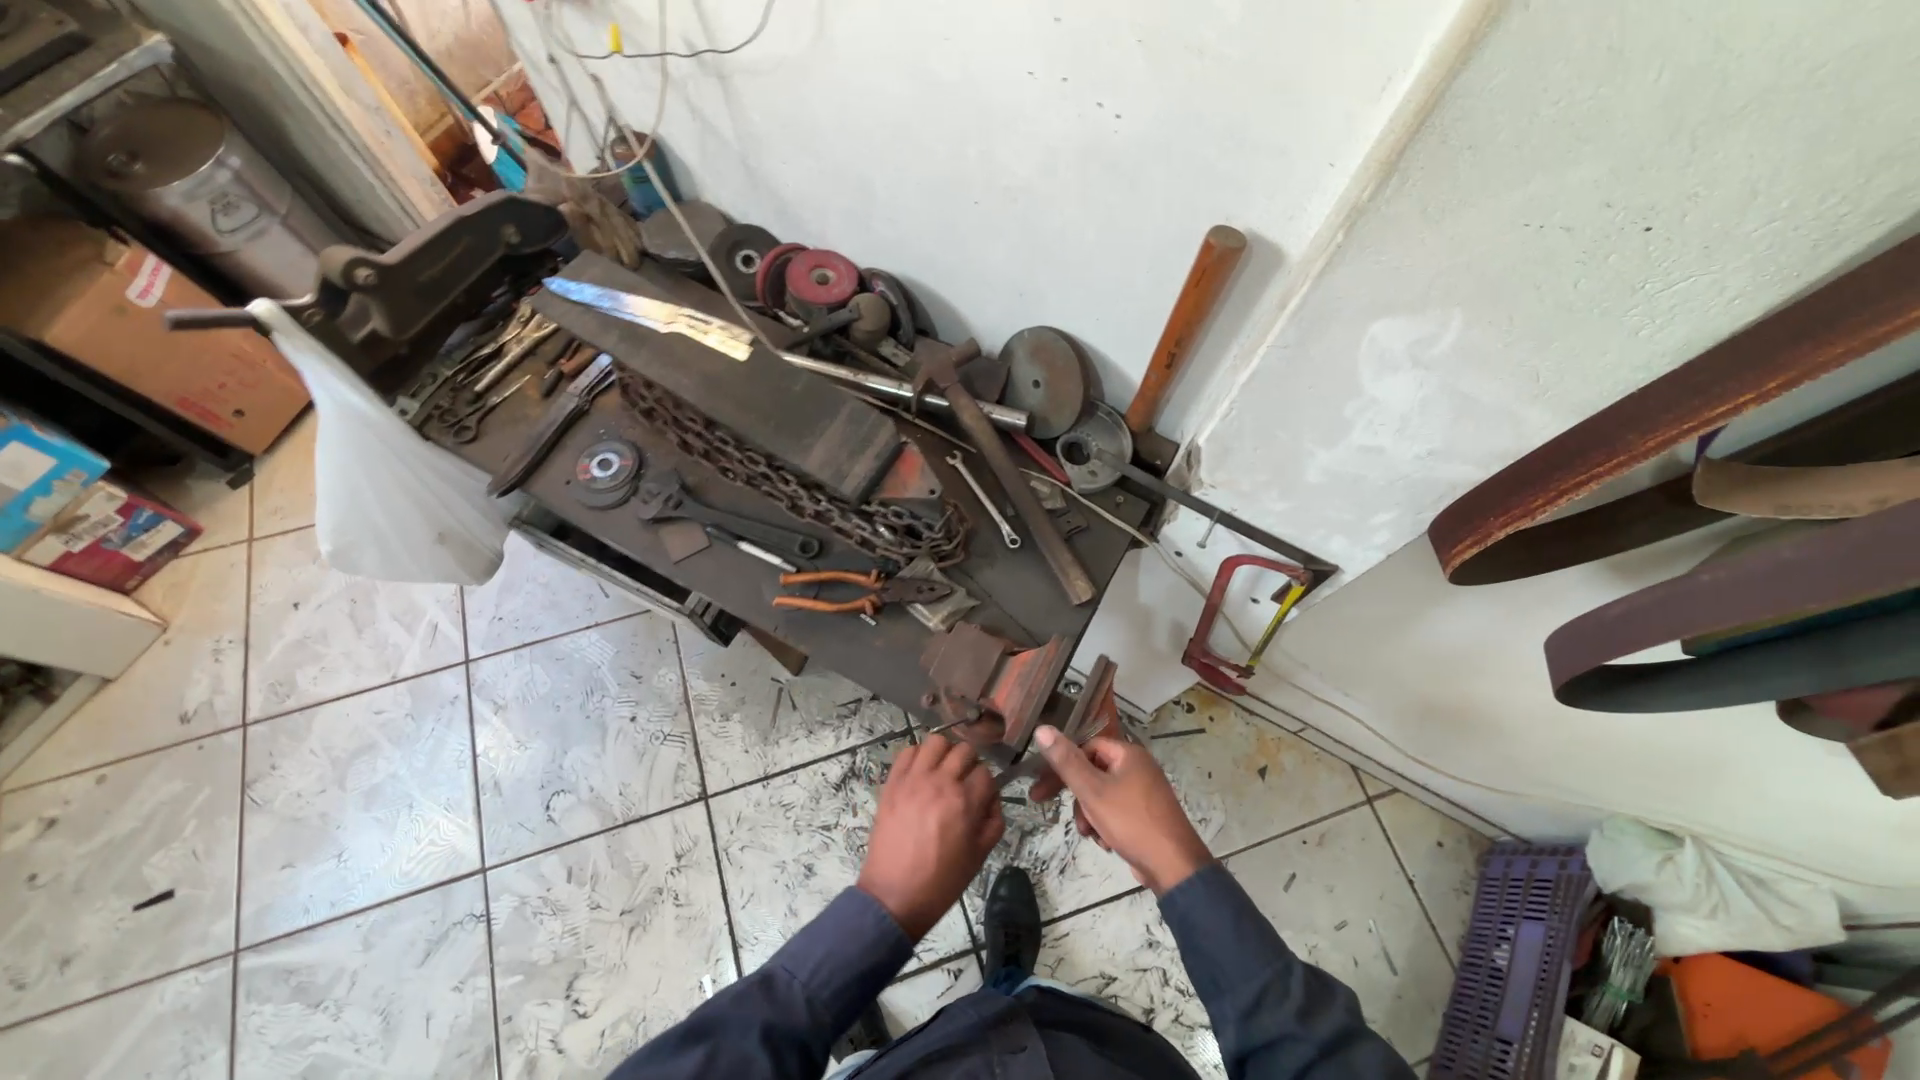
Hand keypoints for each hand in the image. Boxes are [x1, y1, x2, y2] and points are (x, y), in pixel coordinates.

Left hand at [857, 738, 1003, 940]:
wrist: (895, 895)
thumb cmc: (942, 881)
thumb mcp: (980, 855)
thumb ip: (993, 820)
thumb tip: (991, 798)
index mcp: (966, 802)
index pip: (986, 774)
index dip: (986, 786)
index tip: (980, 798)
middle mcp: (941, 783)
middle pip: (964, 750)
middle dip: (969, 765)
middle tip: (963, 783)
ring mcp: (913, 780)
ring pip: (936, 742)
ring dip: (944, 754)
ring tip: (941, 772)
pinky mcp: (892, 783)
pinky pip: (907, 752)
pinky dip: (917, 757)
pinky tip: (920, 774)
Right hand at [1029, 726, 1212, 893]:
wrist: (1173, 865)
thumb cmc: (1131, 821)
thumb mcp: (1092, 790)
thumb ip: (1066, 761)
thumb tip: (1042, 728)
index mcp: (1129, 754)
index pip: (1087, 747)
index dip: (1063, 764)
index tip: (1042, 786)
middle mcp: (1139, 768)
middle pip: (1093, 772)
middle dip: (1077, 796)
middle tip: (1051, 808)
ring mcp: (1144, 792)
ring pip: (1102, 795)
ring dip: (1089, 814)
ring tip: (1090, 834)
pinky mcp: (1145, 814)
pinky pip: (1116, 811)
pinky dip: (1105, 824)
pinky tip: (1106, 842)